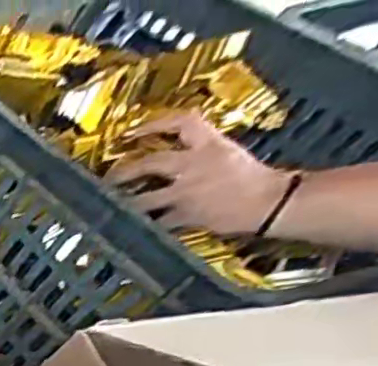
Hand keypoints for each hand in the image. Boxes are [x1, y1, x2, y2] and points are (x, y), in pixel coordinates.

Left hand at [105, 111, 292, 235]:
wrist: (270, 200)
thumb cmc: (248, 176)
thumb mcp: (226, 152)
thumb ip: (198, 151)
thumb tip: (164, 155)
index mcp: (211, 145)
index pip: (184, 123)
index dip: (154, 124)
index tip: (129, 133)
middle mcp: (195, 165)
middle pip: (150, 163)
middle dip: (123, 172)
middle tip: (107, 179)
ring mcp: (187, 191)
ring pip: (143, 199)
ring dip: (125, 205)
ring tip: (109, 209)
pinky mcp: (183, 215)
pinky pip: (155, 223)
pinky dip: (142, 227)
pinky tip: (129, 230)